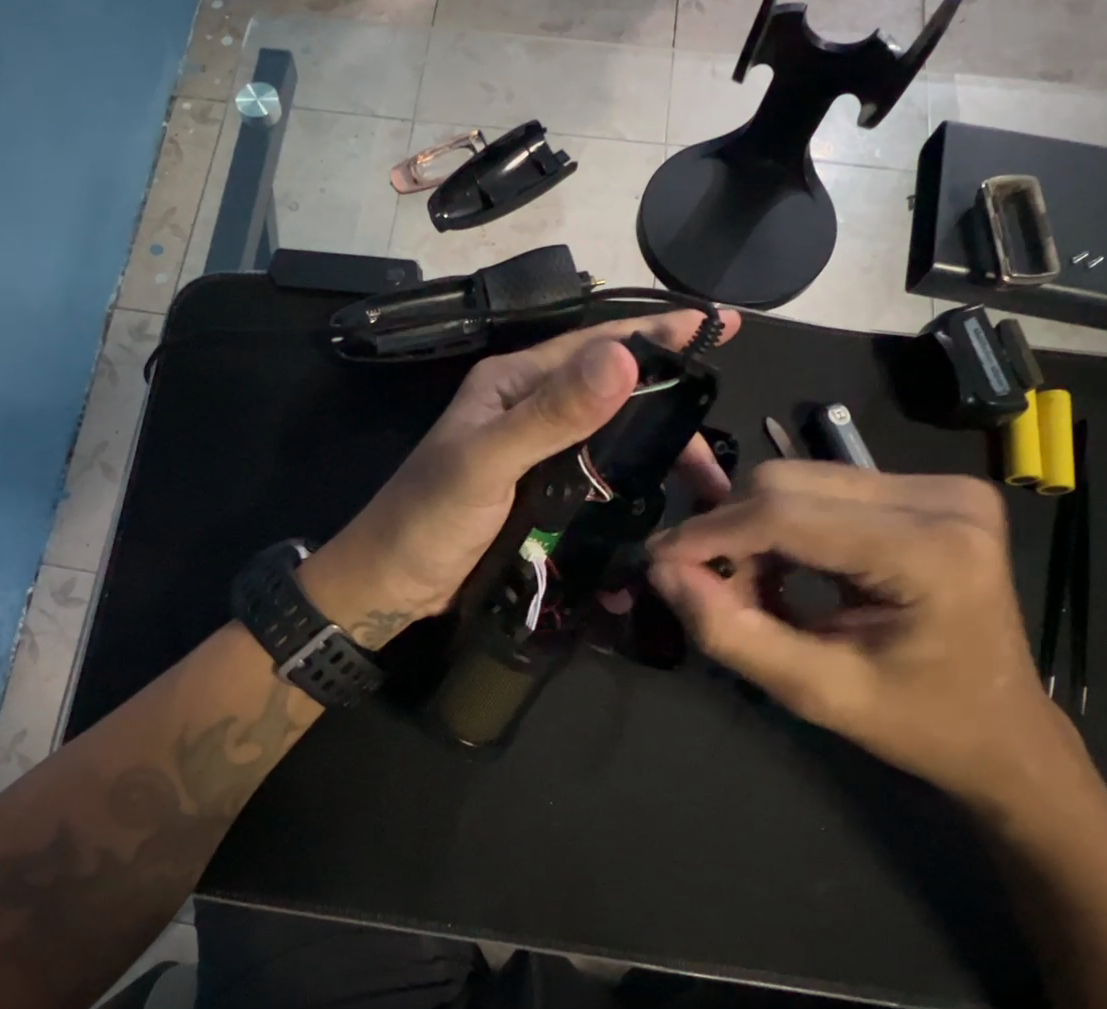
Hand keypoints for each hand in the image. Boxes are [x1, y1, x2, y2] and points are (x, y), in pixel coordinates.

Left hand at [300, 308, 740, 647]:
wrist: (388, 585)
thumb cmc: (426, 518)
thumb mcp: (486, 461)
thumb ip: (552, 414)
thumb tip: (625, 356)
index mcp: (512, 384)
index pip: (594, 346)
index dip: (655, 335)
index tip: (718, 326)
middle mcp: (526, 410)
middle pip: (610, 395)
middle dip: (666, 410)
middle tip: (716, 448)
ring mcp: (532, 456)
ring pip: (607, 440)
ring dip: (652, 455)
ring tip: (703, 485)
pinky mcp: (535, 496)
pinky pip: (593, 481)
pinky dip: (626, 490)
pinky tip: (657, 507)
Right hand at [647, 462, 1093, 817]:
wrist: (1004, 732)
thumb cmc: (917, 724)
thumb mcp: (815, 693)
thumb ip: (732, 632)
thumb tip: (662, 573)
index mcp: (929, 551)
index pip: (785, 512)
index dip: (708, 533)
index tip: (655, 563)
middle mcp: (941, 498)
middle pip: (788, 481)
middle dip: (730, 532)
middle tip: (711, 590)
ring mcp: (941, 487)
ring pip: (799, 479)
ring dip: (753, 528)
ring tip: (750, 589)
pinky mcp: (930, 490)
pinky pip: (823, 488)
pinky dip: (784, 526)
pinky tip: (785, 572)